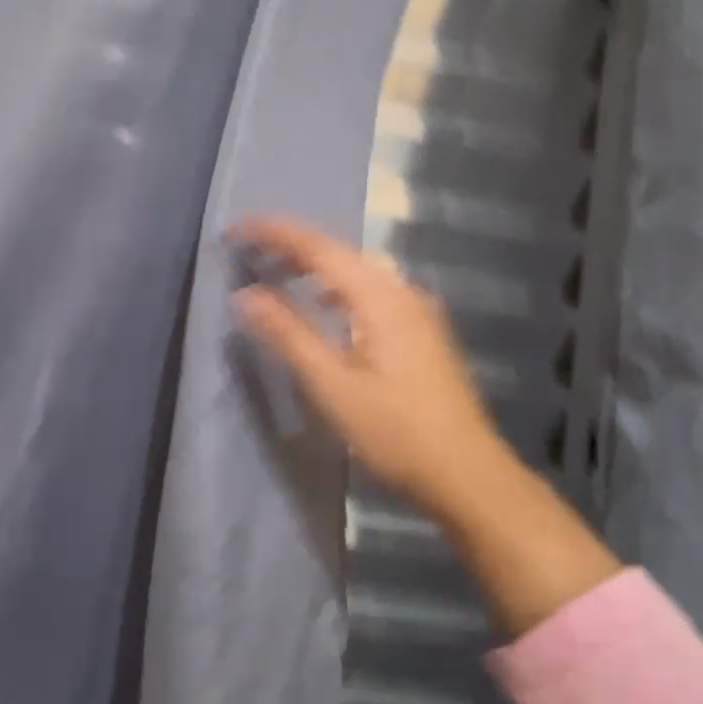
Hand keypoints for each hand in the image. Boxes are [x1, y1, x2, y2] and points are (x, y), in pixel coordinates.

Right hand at [228, 215, 619, 636]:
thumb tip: (245, 295)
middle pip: (340, 253)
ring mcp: (418, 311)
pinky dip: (337, 287)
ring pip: (358, 272)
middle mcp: (402, 292)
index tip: (235, 229)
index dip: (274, 232)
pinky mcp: (422, 332)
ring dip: (315, 266)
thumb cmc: (395, 431)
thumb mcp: (331, 385)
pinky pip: (371, 291)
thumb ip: (288, 334)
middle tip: (249, 250)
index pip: (318, 247)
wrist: (467, 473)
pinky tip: (324, 307)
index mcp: (380, 296)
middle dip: (292, 246)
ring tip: (277, 272)